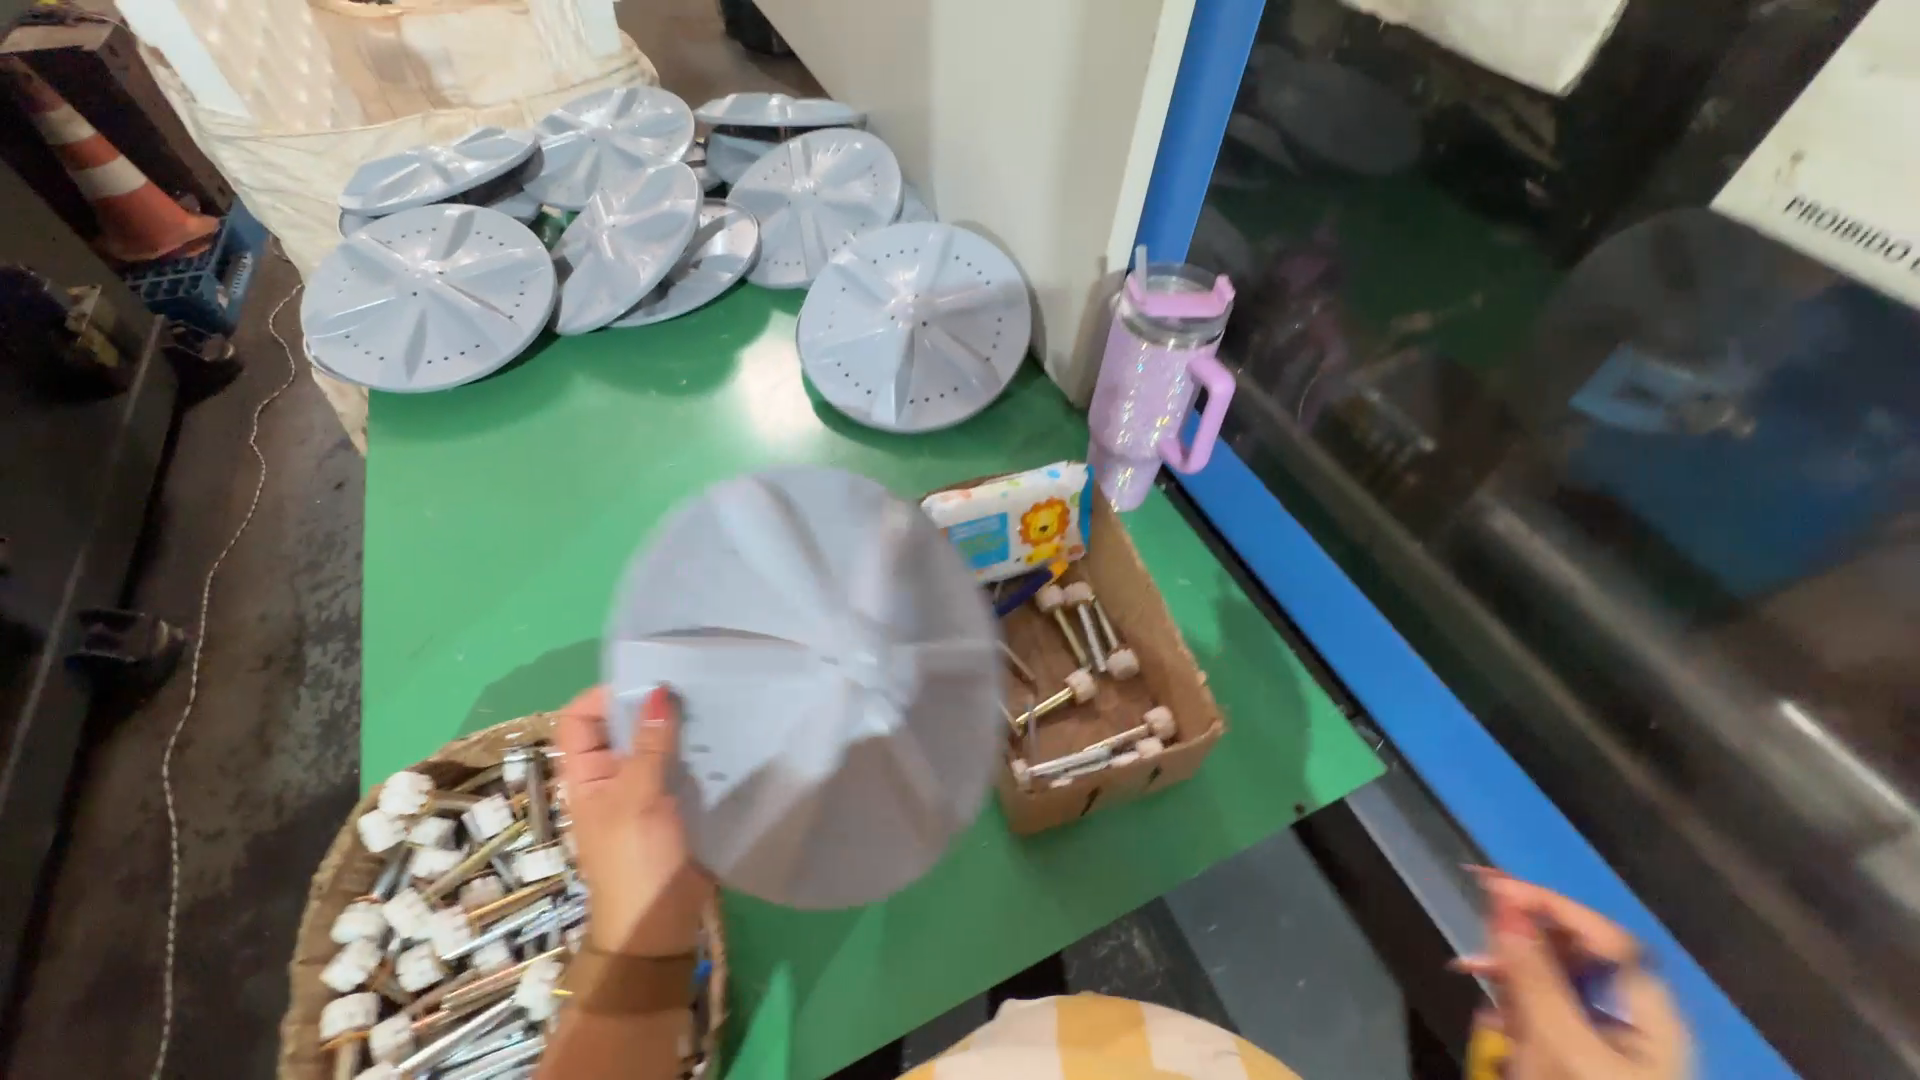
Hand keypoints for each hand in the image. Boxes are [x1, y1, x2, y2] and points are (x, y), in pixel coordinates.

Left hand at [553, 685, 711, 956]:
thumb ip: (651, 745)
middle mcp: (613, 774)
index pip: (580, 718)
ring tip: (713, 701)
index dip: (605, 695)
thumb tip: (660, 691)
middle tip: (691, 681)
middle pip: (623, 725)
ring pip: (658, 742)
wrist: (660, 921)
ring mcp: (646, 788)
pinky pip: (685, 763)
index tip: (647, 679)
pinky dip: (700, 747)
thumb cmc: (634, 860)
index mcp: (586, 774)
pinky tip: (724, 733)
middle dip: (652, 703)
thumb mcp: (637, 799)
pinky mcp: (678, 800)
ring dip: (680, 724)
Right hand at [1460, 871, 1689, 1079]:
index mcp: (1648, 1016)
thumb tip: (1506, 904)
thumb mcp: (1561, 1049)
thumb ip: (1534, 976)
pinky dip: (1515, 1006)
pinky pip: (1546, 1014)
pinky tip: (1493, 1015)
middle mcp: (1634, 1022)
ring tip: (1474, 978)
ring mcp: (1609, 1045)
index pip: (1604, 937)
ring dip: (1513, 975)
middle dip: (1524, 942)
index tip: (1491, 886)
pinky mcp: (1581, 1060)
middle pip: (1579, 956)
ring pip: (1557, 983)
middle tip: (1477, 938)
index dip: (1550, 904)